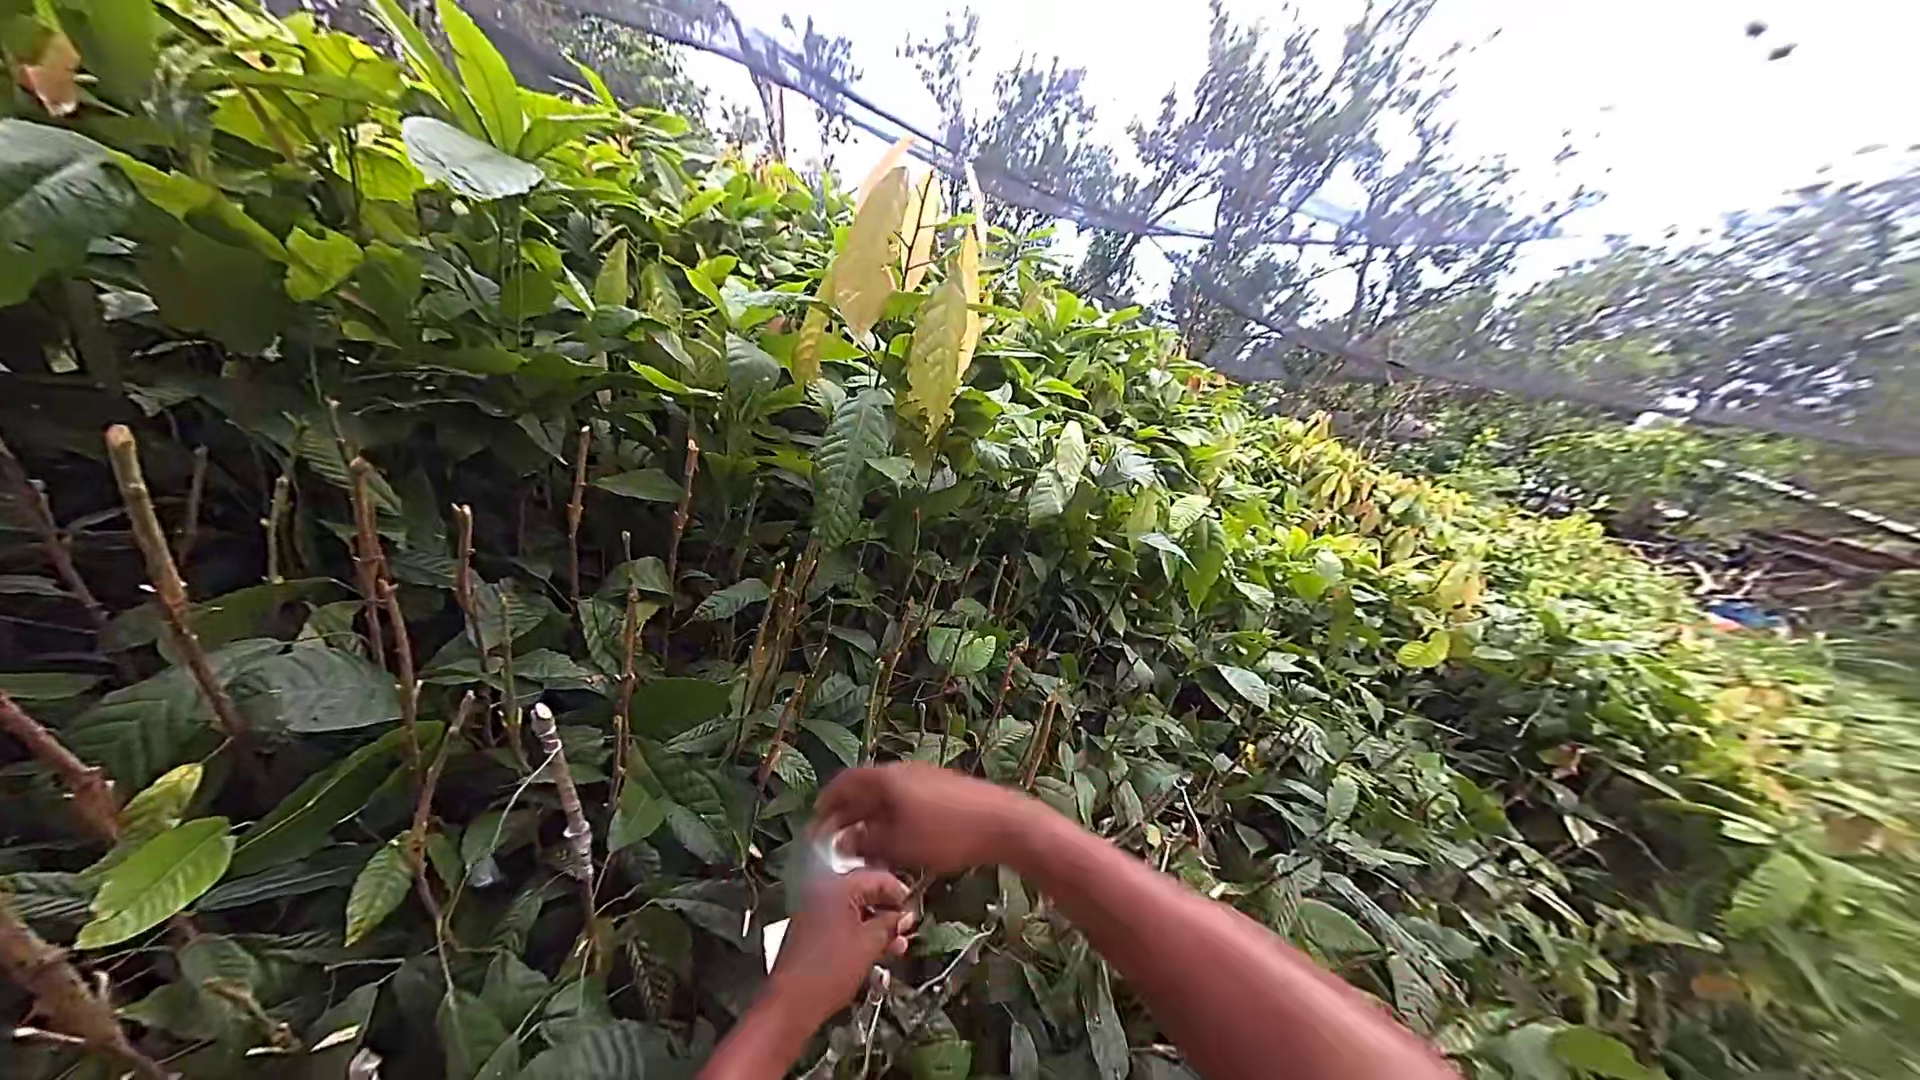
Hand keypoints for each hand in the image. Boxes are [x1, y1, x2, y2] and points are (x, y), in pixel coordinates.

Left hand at [763, 868, 912, 1032]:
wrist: (790, 1005)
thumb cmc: (828, 971)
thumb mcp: (869, 944)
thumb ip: (891, 924)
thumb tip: (904, 916)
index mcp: (837, 886)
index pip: (878, 877)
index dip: (900, 893)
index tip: (912, 908)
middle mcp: (823, 890)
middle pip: (865, 891)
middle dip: (888, 911)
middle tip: (905, 928)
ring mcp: (814, 909)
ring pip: (854, 909)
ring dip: (875, 925)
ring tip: (894, 945)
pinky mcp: (809, 929)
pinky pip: (841, 921)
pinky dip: (858, 932)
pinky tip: (873, 950)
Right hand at [815, 764, 1042, 874]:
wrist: (1001, 822)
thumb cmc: (945, 833)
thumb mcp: (899, 845)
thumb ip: (866, 842)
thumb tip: (843, 841)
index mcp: (885, 778)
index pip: (844, 783)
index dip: (826, 803)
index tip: (815, 825)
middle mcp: (901, 771)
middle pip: (864, 790)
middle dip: (848, 816)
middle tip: (836, 844)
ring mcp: (923, 778)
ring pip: (886, 798)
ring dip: (871, 821)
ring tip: (865, 852)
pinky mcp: (941, 789)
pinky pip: (905, 801)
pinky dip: (893, 820)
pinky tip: (896, 845)